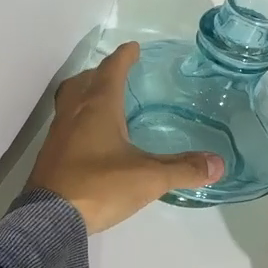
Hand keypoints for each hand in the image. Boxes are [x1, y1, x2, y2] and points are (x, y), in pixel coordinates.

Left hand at [26, 42, 224, 233]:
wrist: (50, 219)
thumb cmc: (99, 187)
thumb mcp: (148, 178)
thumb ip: (183, 169)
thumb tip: (217, 164)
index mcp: (97, 107)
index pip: (111, 70)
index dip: (124, 57)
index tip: (133, 48)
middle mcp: (73, 114)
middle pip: (84, 81)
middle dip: (100, 73)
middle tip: (117, 75)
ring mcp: (57, 135)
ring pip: (69, 103)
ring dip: (85, 96)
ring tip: (103, 105)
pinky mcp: (49, 157)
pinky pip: (64, 128)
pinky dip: (78, 123)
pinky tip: (90, 141)